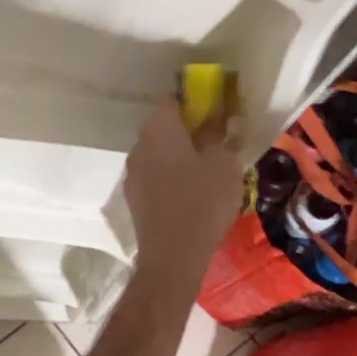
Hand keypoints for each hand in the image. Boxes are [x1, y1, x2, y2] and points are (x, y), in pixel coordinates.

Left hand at [122, 99, 242, 284]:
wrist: (172, 255)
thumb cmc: (202, 201)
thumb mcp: (225, 162)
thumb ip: (220, 137)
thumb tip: (216, 123)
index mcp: (158, 127)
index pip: (174, 100)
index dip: (196, 103)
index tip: (216, 114)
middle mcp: (138, 146)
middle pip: (163, 129)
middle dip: (186, 132)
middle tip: (214, 144)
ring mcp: (131, 175)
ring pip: (158, 156)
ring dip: (177, 159)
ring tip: (205, 174)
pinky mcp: (134, 202)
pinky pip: (154, 181)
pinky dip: (170, 181)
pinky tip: (189, 196)